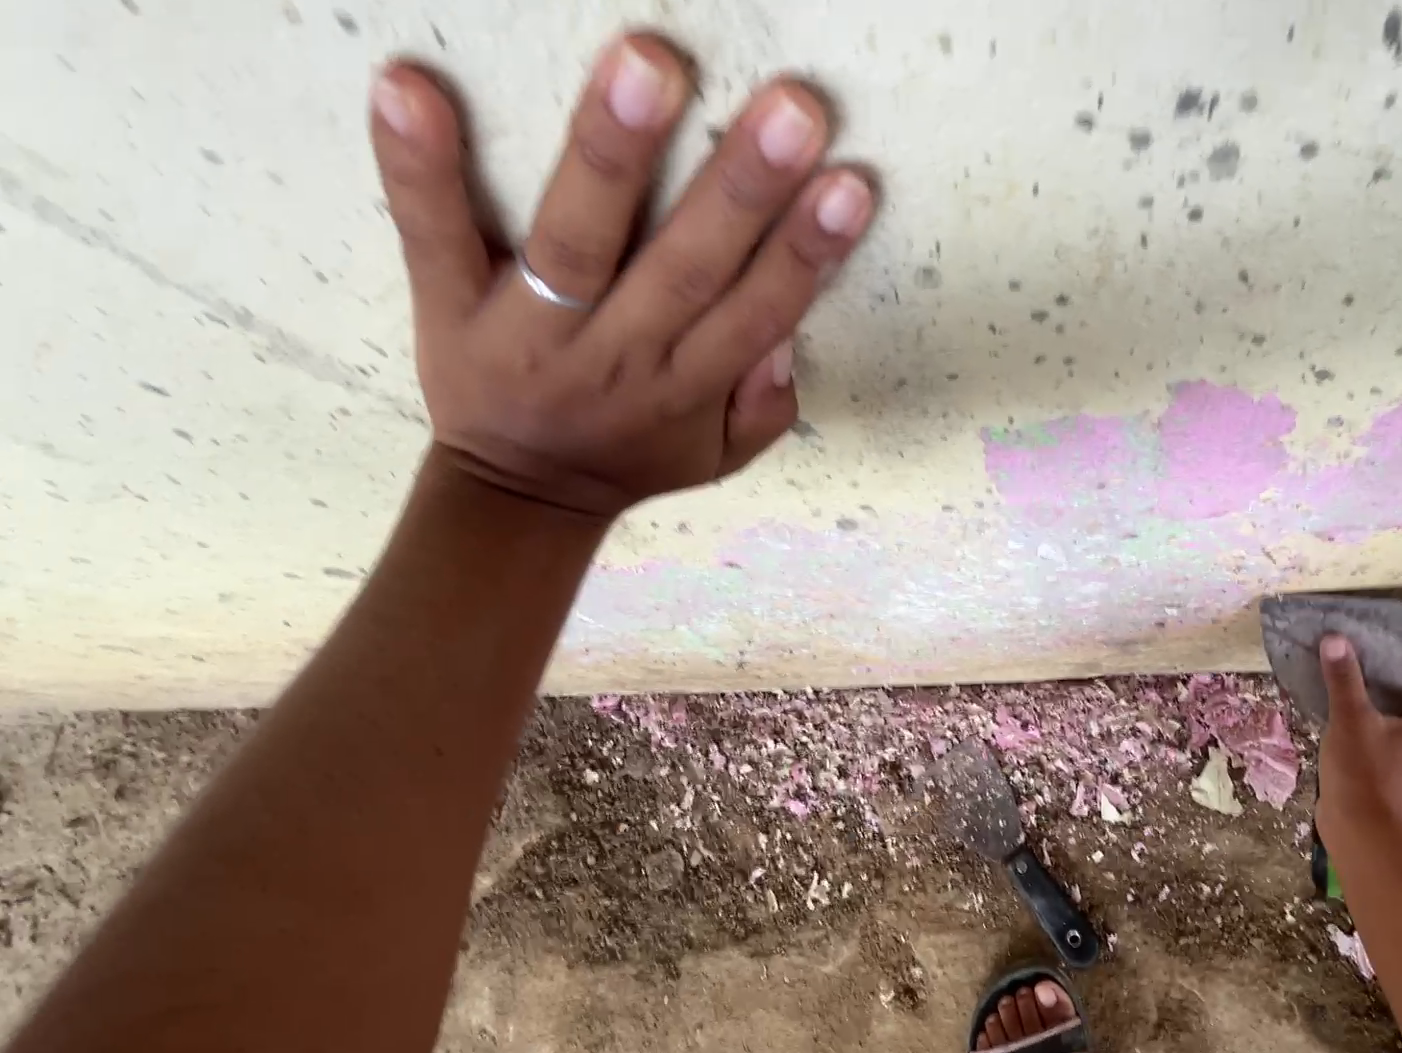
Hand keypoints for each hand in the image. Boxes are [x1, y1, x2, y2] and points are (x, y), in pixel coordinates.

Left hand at [369, 35, 875, 518]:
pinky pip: (432, 235)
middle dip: (740, 190)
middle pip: (685, 270)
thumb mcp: (720, 456)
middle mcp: (617, 357)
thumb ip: (766, 407)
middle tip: (789, 108)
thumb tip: (786, 333)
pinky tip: (410, 87)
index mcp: (686, 388)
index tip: (849, 187)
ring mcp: (528, 330)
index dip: (805, 254)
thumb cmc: (634, 458)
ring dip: (612, 155)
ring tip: (648, 66)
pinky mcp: (448, 305)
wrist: (521, 495)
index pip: (758, 314)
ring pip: (575, 243)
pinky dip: (417, 166)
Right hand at [1314, 634, 1401, 829]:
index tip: (1394, 663)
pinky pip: (1388, 752)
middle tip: (1368, 671)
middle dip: (1396, 695)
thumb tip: (1336, 638)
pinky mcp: (1395, 787)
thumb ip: (1344, 678)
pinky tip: (1346, 729)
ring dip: (1383, 719)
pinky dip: (1373, 739)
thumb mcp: (1350, 717)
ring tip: (1353, 694)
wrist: (1357, 830)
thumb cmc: (1365, 769)